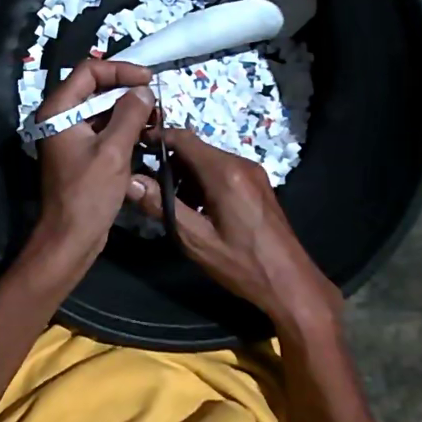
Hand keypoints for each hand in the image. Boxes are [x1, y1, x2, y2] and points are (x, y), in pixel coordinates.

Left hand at [33, 60, 154, 262]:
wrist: (70, 237)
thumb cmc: (87, 193)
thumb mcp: (113, 151)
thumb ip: (129, 115)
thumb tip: (144, 90)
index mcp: (58, 111)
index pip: (88, 72)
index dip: (120, 70)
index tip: (149, 80)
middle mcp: (59, 118)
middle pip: (95, 89)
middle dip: (127, 92)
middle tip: (157, 104)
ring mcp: (68, 137)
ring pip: (101, 111)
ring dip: (128, 112)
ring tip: (156, 120)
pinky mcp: (79, 153)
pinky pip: (102, 130)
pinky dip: (123, 129)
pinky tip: (145, 136)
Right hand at [130, 130, 342, 327]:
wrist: (292, 285)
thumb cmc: (242, 264)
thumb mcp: (196, 239)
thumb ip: (161, 206)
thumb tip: (130, 181)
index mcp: (225, 173)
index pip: (184, 138)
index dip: (157, 137)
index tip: (134, 145)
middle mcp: (241, 164)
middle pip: (195, 149)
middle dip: (169, 163)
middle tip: (148, 186)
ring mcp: (253, 174)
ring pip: (208, 161)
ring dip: (186, 176)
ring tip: (170, 204)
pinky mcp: (258, 185)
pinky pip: (222, 172)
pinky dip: (203, 183)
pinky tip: (197, 210)